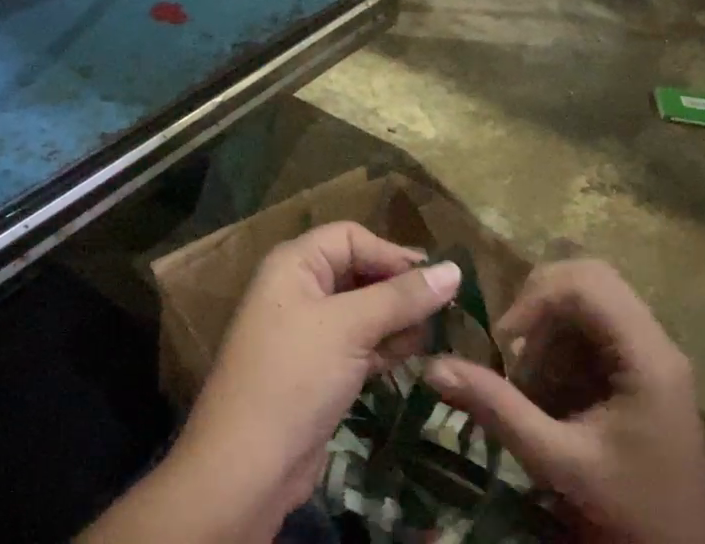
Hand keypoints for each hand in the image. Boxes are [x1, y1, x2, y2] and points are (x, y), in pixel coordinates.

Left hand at [81, 222, 460, 542]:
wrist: (248, 466)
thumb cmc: (295, 376)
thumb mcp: (351, 327)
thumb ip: (402, 297)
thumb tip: (455, 269)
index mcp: (295, 264)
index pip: (352, 237)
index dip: (392, 254)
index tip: (436, 281)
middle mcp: (299, 289)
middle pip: (360, 272)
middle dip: (399, 291)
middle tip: (442, 313)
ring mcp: (308, 332)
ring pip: (365, 311)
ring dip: (397, 322)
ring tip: (427, 340)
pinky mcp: (319, 369)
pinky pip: (360, 344)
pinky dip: (384, 348)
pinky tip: (409, 360)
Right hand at [423, 260, 704, 543]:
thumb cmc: (627, 512)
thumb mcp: (558, 462)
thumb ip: (497, 409)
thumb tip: (432, 365)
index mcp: (648, 357)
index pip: (588, 283)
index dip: (537, 298)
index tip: (505, 340)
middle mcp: (656, 343)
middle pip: (590, 279)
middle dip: (540, 307)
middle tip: (512, 350)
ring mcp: (651, 355)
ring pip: (588, 303)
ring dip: (547, 333)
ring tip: (530, 386)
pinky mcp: (640, 371)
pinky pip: (592, 332)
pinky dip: (560, 351)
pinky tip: (549, 395)